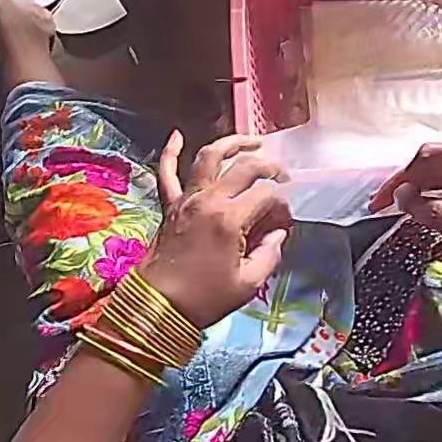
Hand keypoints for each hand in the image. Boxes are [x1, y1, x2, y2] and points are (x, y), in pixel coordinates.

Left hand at [137, 132, 292, 327]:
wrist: (158, 306)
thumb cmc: (204, 298)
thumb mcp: (248, 283)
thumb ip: (269, 254)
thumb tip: (277, 234)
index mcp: (229, 218)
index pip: (266, 195)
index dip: (282, 205)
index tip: (283, 223)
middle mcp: (208, 200)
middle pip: (244, 167)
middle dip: (269, 167)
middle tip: (282, 177)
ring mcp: (186, 199)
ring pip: (209, 157)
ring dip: (231, 144)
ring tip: (251, 142)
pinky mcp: (169, 206)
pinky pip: (167, 173)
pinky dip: (171, 152)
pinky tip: (177, 135)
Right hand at [370, 142, 441, 287]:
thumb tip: (403, 200)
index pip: (432, 157)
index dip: (402, 177)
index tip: (382, 202)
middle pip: (436, 163)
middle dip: (408, 184)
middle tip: (385, 210)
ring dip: (422, 193)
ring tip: (403, 215)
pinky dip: (439, 202)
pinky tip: (429, 218)